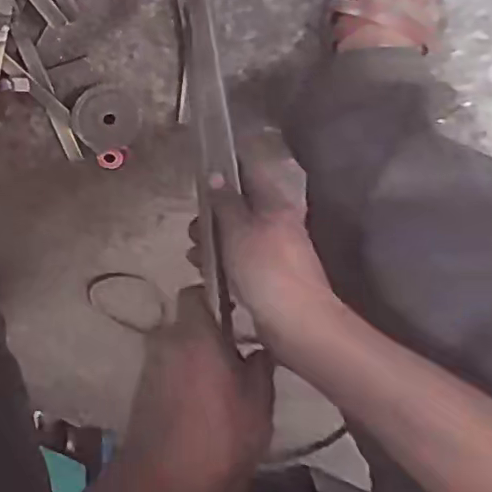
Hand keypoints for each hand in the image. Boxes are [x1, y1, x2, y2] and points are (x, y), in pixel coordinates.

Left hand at [113, 285, 274, 491]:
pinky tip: (210, 400)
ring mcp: (151, 360)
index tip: (242, 312)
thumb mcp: (258, 407)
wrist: (165, 479)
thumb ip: (259, 369)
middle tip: (245, 355)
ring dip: (202, 356)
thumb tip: (259, 347)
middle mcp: (166, 338)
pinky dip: (188, 373)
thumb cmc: (220, 440)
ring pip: (181, 345)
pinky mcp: (145, 383)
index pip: (196, 292)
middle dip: (214, 333)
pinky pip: (171, 365)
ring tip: (232, 383)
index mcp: (193, 334)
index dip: (217, 296)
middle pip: (190, 321)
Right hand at [211, 148, 344, 351]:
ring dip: (211, 241)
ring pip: (234, 235)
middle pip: (237, 208)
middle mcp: (277, 224)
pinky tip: (206, 272)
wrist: (297, 324)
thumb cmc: (265, 268)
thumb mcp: (237, 230)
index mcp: (275, 206)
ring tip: (195, 256)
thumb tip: (215, 175)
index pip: (250, 174)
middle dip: (211, 216)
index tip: (203, 167)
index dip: (228, 167)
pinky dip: (221, 262)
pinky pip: (237, 259)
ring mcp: (274, 252)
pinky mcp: (267, 276)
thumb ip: (225, 202)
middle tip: (194, 229)